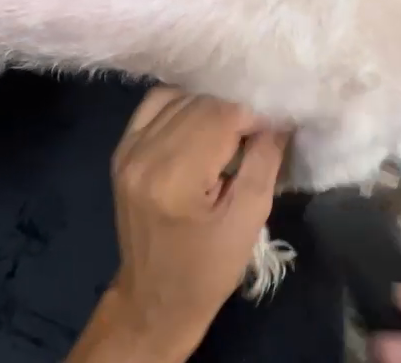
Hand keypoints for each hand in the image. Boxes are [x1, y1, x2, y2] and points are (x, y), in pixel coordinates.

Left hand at [66, 87, 288, 362]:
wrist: (155, 301)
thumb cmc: (207, 270)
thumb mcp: (247, 222)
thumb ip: (263, 163)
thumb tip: (278, 119)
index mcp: (174, 177)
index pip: (220, 116)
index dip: (252, 117)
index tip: (273, 132)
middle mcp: (144, 154)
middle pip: (199, 104)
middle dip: (233, 112)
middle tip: (255, 137)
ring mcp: (127, 150)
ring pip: (177, 99)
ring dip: (209, 108)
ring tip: (228, 135)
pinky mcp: (121, 151)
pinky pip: (154, 105)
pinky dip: (181, 105)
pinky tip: (199, 125)